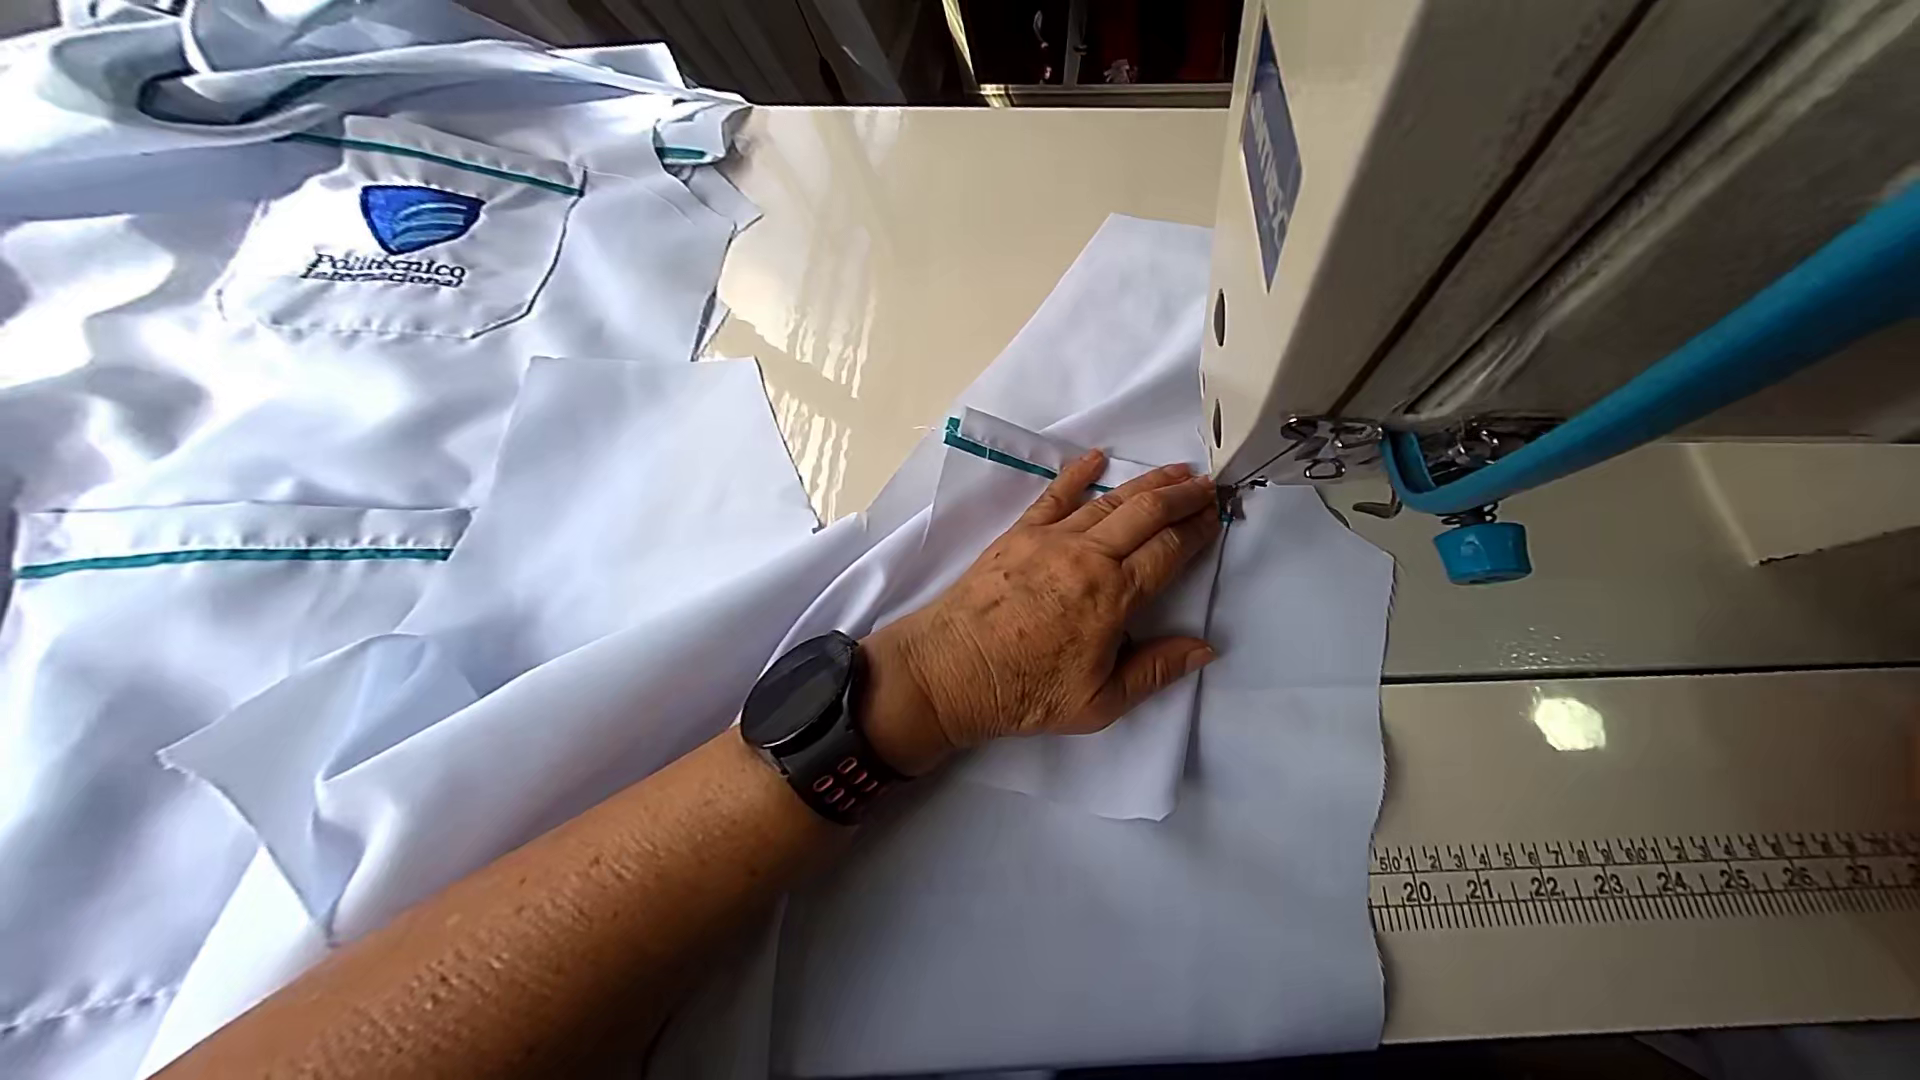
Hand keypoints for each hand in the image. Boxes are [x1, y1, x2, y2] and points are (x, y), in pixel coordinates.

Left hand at [860, 451, 1221, 775]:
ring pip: (1108, 501)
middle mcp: (1086, 558)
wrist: (950, 671)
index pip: (1169, 551)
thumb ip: (1155, 671)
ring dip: (1146, 483)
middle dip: (1182, 495)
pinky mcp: (1018, 534)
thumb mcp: (1099, 703)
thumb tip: (1204, 647)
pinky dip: (1078, 473)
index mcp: (1113, 598)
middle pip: (1146, 514)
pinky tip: (1098, 457)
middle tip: (1206, 484)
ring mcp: (1049, 539)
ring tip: (1174, 471)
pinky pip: (1054, 495)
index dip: (1198, 530)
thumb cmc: (1024, 693)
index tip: (1217, 514)